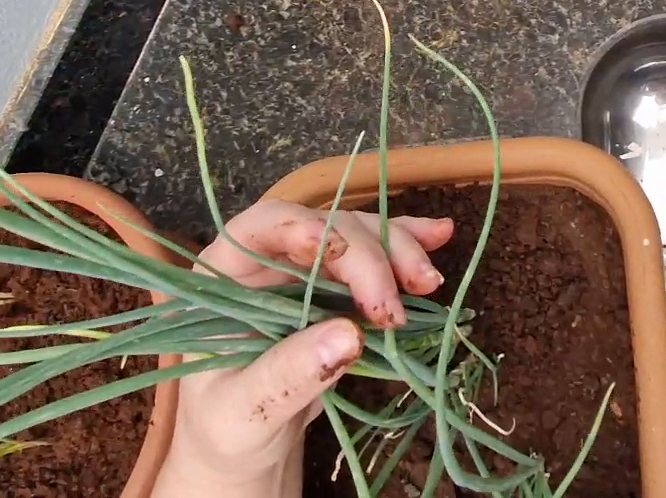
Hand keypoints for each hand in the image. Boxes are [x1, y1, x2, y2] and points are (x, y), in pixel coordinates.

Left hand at [152, 201, 453, 497]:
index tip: (335, 251)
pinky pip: (382, 250)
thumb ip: (287, 374)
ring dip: (400, 251)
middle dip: (369, 257)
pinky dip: (412, 244)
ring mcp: (313, 263)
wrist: (250, 440)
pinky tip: (439, 235)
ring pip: (364, 233)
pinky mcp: (346, 279)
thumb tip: (351, 336)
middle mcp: (273, 255)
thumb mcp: (241, 411)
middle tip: (394, 308)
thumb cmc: (226, 425)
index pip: (261, 226)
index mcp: (226, 272)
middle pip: (328, 228)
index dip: (301, 227)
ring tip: (428, 283)